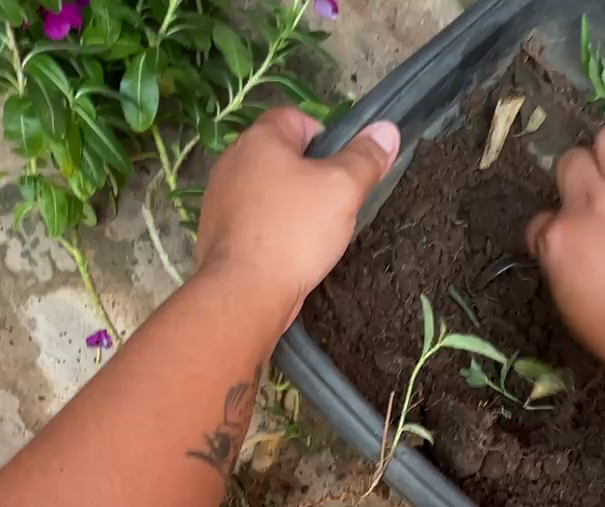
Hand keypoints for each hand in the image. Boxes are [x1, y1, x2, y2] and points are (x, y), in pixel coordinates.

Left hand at [196, 108, 399, 326]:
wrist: (246, 291)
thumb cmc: (295, 232)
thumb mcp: (343, 190)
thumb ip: (365, 159)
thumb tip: (386, 131)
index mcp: (261, 139)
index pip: (296, 118)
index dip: (325, 138)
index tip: (341, 171)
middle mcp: (233, 161)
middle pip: (280, 157)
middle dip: (308, 176)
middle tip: (333, 206)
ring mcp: (220, 198)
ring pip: (266, 192)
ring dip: (289, 206)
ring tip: (311, 235)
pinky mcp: (218, 233)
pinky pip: (252, 222)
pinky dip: (270, 231)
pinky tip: (287, 254)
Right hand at [525, 124, 604, 369]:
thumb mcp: (569, 304)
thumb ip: (562, 267)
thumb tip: (567, 256)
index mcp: (558, 238)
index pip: (539, 222)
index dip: (549, 234)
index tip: (563, 250)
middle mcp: (590, 203)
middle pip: (571, 162)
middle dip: (577, 177)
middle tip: (592, 201)